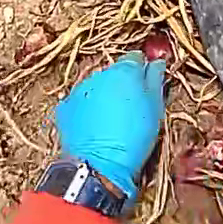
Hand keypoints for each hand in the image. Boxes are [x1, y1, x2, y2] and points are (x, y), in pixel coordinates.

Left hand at [52, 54, 166, 200]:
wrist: (99, 166)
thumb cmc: (134, 136)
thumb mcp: (155, 107)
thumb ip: (156, 79)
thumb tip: (157, 63)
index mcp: (125, 70)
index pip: (136, 57)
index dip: (143, 71)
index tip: (147, 85)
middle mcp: (100, 74)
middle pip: (116, 71)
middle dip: (123, 84)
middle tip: (133, 107)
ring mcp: (80, 90)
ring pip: (98, 85)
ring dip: (106, 95)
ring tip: (114, 120)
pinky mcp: (65, 107)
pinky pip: (82, 101)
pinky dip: (89, 108)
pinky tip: (96, 126)